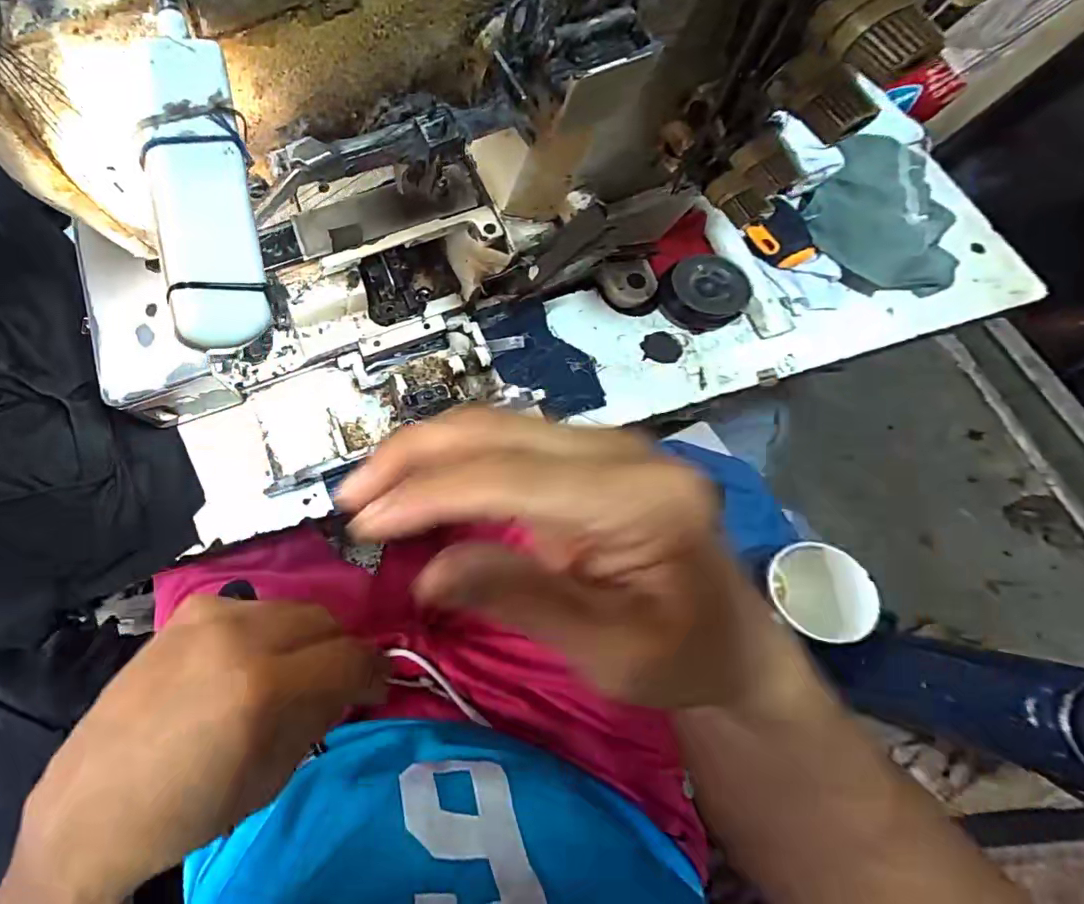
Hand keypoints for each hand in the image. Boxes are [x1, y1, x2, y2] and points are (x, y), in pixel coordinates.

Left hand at [0, 597, 385, 903]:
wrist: (100, 788)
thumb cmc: (189, 804)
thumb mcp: (271, 775)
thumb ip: (317, 717)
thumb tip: (351, 684)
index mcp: (264, 684)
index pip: (349, 655)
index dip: (375, 671)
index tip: (378, 687)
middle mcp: (238, 631)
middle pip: (321, 617)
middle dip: (340, 648)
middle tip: (340, 682)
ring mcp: (206, 611)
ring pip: (286, 606)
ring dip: (304, 635)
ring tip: (292, 672)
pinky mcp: (185, 608)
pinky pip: (247, 607)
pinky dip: (265, 629)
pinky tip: (247, 661)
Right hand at [337, 408, 778, 709]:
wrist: (734, 642)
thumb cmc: (681, 660)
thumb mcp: (606, 653)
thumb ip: (518, 600)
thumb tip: (425, 574)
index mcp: (640, 498)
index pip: (504, 478)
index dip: (423, 496)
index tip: (363, 524)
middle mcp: (617, 450)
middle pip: (485, 431)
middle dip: (405, 459)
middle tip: (350, 498)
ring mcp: (596, 440)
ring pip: (480, 423)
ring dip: (414, 452)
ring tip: (366, 488)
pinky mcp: (574, 447)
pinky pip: (490, 435)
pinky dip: (438, 456)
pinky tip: (406, 478)